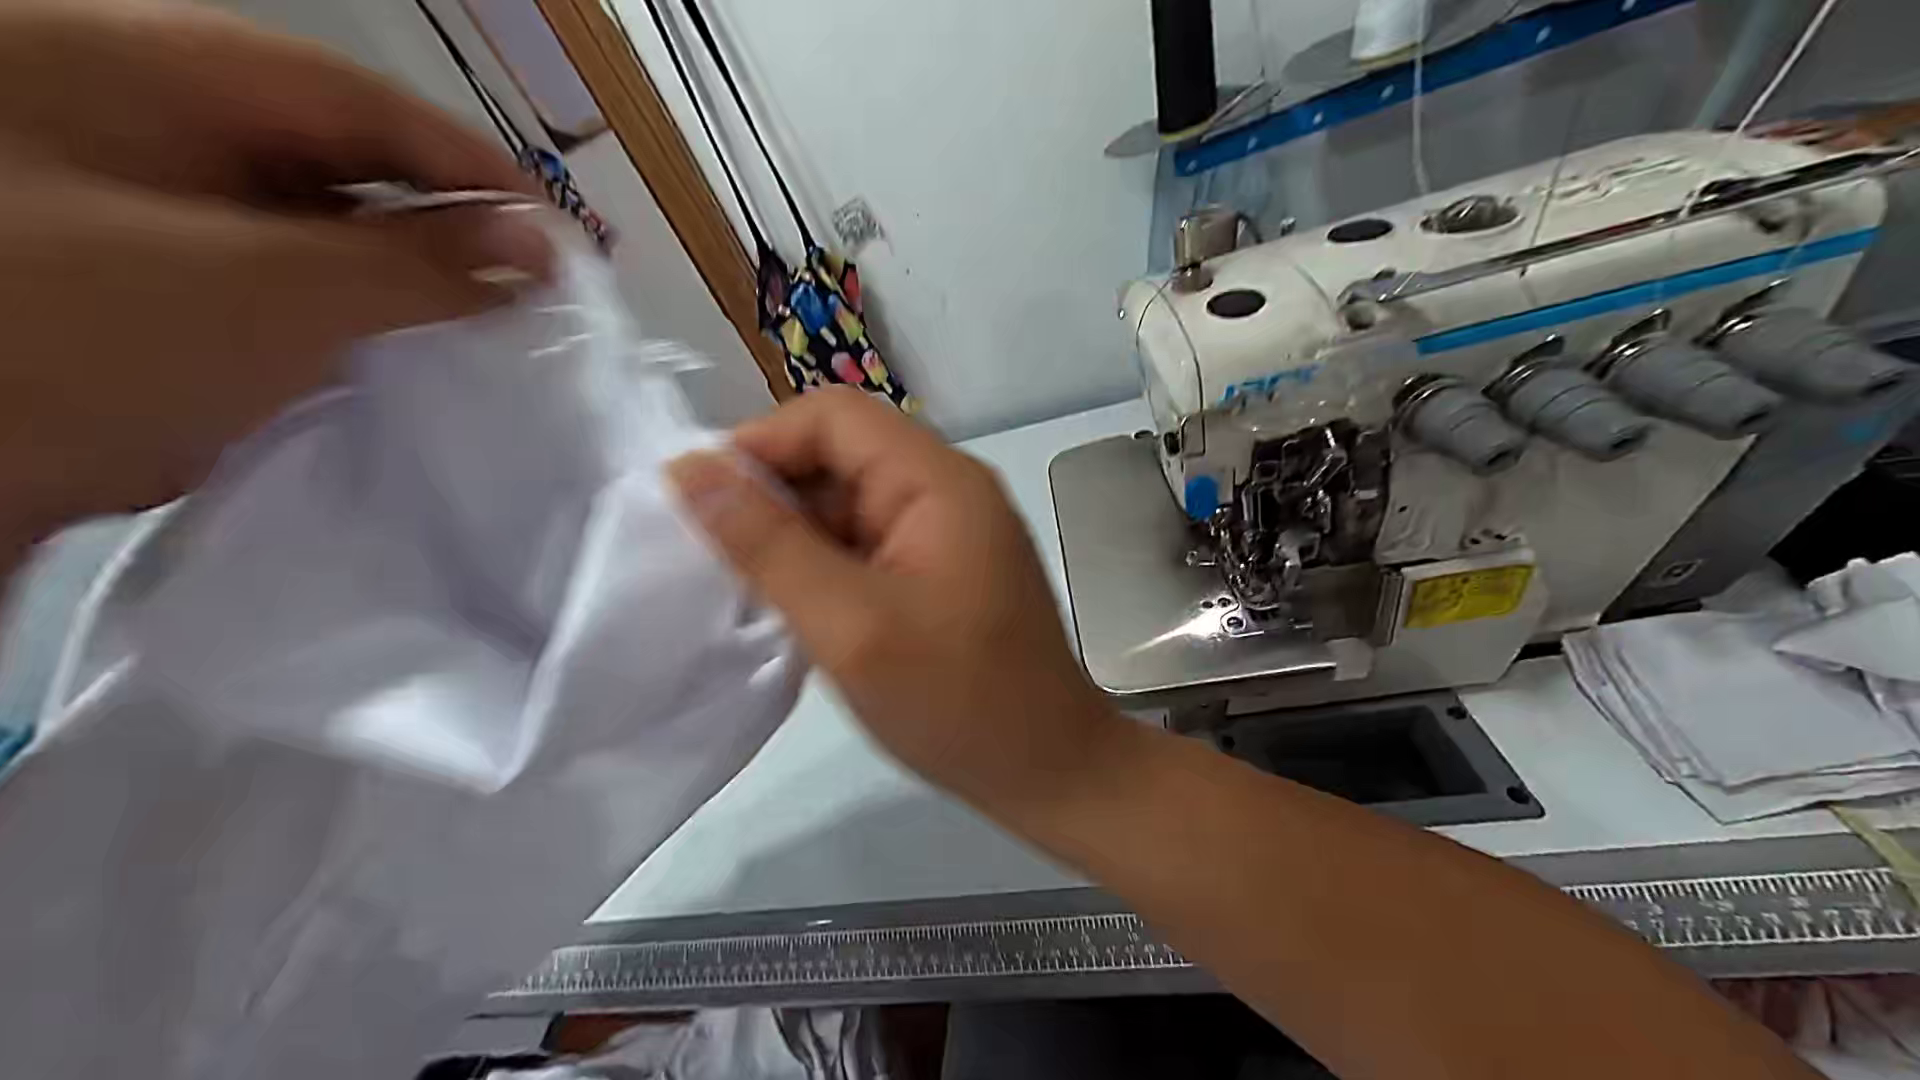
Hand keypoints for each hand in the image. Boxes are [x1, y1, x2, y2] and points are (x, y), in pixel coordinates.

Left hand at [0, 1, 553, 541]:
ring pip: (333, 230)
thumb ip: (419, 260)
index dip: (475, 168)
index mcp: (140, 77)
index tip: (564, 238)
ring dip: (420, 277)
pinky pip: (303, 283)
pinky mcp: (172, 289)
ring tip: (501, 320)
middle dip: (455, 225)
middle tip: (540, 284)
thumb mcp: (269, 288)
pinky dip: (372, 313)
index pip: (359, 102)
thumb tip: (544, 247)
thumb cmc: (68, 343)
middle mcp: (148, 129)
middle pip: (350, 162)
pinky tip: (424, 348)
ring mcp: (155, 213)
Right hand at [667, 388, 1121, 808]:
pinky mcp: (941, 569)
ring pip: (849, 504)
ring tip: (743, 587)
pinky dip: (824, 565)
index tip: (700, 502)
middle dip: (773, 497)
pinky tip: (793, 606)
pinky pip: (868, 544)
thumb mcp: (849, 624)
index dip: (761, 445)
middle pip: (841, 456)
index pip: (833, 417)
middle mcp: (947, 489)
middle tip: (714, 557)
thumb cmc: (956, 702)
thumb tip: (688, 470)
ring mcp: (948, 531)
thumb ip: (767, 544)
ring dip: (794, 537)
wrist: (1048, 770)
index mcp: (937, 480)